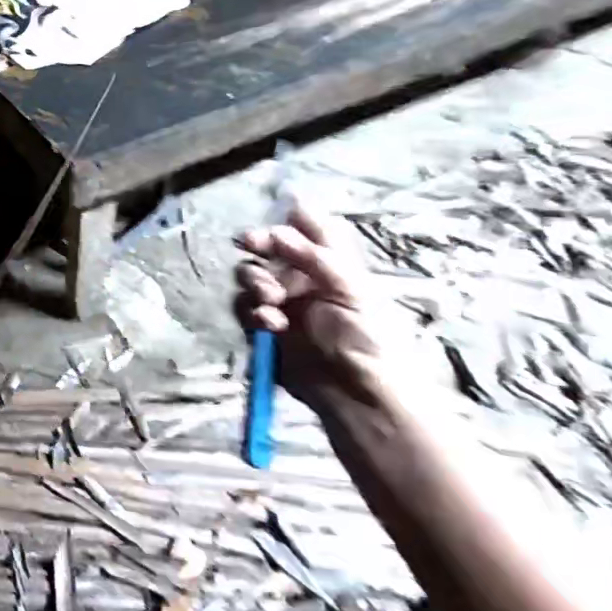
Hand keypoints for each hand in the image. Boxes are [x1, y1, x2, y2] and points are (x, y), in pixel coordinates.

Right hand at [233, 204, 397, 411]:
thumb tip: (276, 229)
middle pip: (268, 249)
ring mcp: (281, 302)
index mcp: (329, 264)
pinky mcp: (264, 327)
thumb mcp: (351, 288)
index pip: (304, 230)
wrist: (355, 392)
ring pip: (251, 276)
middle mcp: (302, 278)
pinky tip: (271, 323)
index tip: (273, 218)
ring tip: (272, 298)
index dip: (286, 221)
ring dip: (256, 281)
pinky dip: (254, 312)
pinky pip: (245, 309)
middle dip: (258, 246)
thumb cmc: (366, 336)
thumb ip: (313, 256)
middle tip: (251, 245)